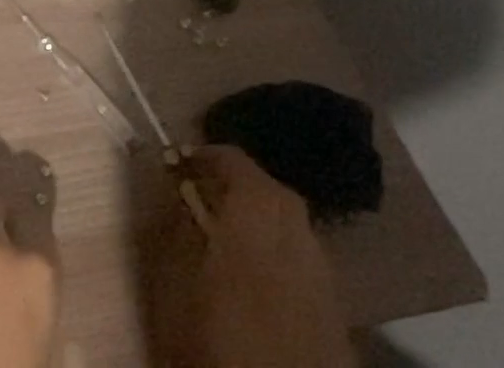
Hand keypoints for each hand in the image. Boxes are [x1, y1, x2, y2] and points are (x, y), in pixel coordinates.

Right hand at [143, 145, 353, 367]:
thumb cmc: (219, 348)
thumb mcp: (175, 294)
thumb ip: (173, 238)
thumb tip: (169, 196)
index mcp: (254, 228)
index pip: (238, 167)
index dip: (208, 156)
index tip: (178, 161)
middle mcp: (296, 242)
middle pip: (275, 194)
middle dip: (239, 182)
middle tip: (200, 189)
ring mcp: (322, 278)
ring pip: (294, 224)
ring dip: (262, 213)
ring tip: (224, 228)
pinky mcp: (334, 311)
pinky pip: (304, 257)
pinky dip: (279, 247)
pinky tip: (254, 272)